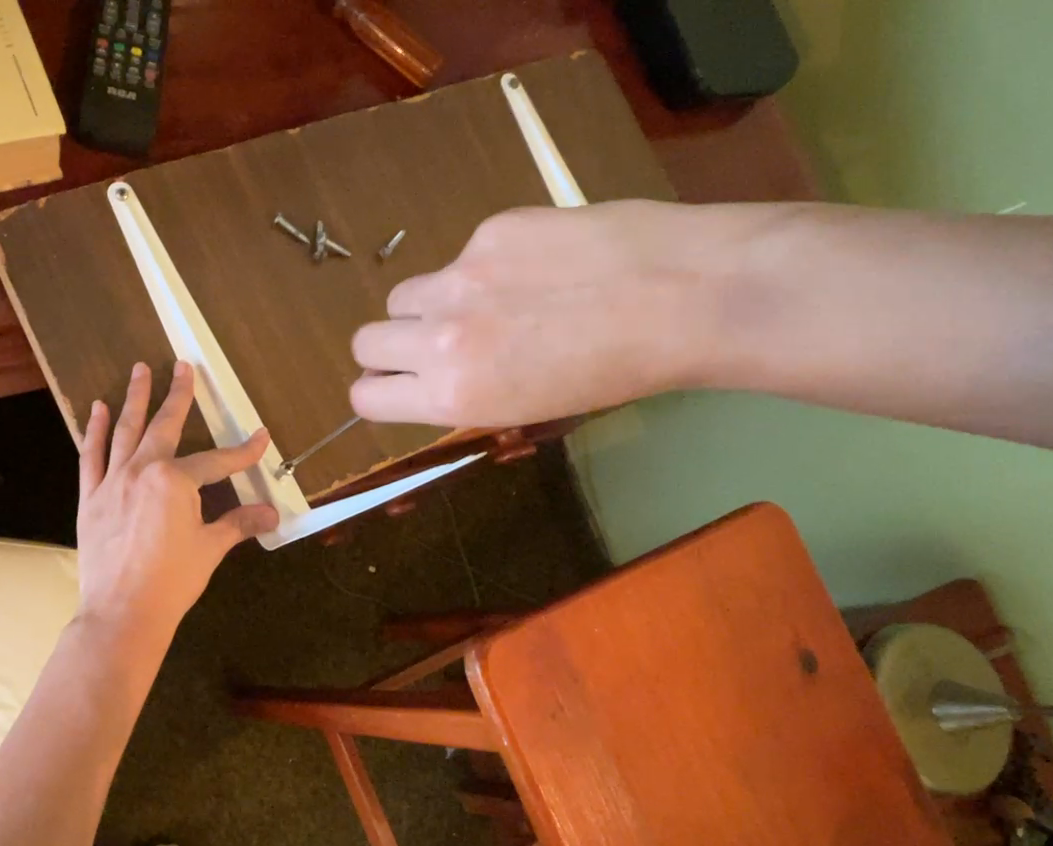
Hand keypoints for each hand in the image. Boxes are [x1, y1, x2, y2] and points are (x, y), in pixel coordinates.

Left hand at [75, 362, 277, 640]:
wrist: (121, 612)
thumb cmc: (171, 581)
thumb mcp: (210, 549)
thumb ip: (238, 524)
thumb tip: (271, 514)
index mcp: (175, 481)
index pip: (216, 461)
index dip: (242, 452)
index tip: (260, 439)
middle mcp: (142, 470)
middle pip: (164, 426)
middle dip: (178, 395)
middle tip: (182, 366)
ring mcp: (111, 482)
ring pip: (125, 431)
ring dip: (134, 399)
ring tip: (140, 370)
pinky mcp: (89, 498)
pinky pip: (90, 456)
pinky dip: (93, 431)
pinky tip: (97, 409)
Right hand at [349, 200, 775, 427]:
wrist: (687, 297)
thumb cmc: (615, 375)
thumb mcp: (526, 408)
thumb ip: (461, 392)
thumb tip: (432, 374)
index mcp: (451, 394)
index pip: (364, 395)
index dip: (379, 389)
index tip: (401, 384)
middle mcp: (441, 337)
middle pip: (365, 340)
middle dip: (392, 346)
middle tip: (437, 344)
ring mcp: (461, 277)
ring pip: (405, 293)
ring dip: (429, 304)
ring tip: (489, 302)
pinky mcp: (491, 230)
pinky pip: (460, 254)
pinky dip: (484, 266)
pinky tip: (539, 266)